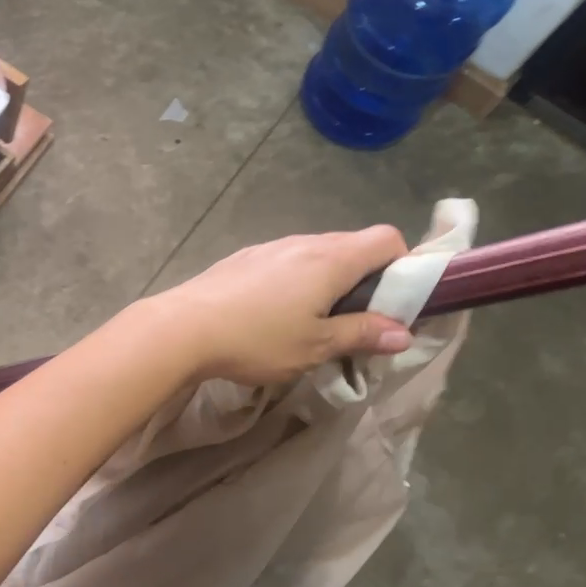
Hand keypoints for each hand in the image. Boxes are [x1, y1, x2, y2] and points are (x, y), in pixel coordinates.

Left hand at [140, 227, 411, 385]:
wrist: (181, 329)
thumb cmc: (256, 340)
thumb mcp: (315, 347)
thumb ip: (360, 335)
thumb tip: (403, 333)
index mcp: (332, 258)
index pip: (387, 239)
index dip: (401, 265)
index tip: (393, 301)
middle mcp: (304, 242)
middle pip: (350, 246)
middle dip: (362, 278)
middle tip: (352, 320)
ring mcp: (269, 248)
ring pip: (313, 255)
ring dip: (324, 281)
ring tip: (308, 322)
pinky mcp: (241, 260)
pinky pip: (281, 264)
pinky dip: (291, 282)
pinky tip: (270, 315)